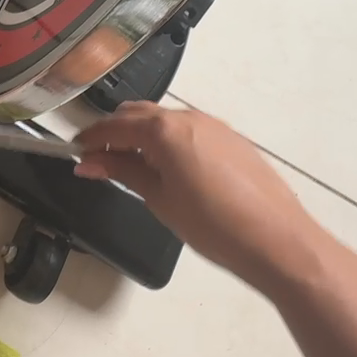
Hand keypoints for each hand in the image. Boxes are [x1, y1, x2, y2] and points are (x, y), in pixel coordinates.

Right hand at [75, 101, 330, 294]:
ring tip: (133, 165)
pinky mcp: (231, 138)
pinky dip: (168, 140)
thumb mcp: (159, 199)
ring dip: (142, 135)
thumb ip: (122, 172)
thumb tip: (89, 161)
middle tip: (99, 160)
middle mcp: (186, 116)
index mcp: (163, 129)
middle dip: (114, 132)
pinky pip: (187, 129)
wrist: (280, 242)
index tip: (75, 154)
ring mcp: (212, 124)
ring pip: (163, 120)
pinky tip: (170, 168)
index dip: (90, 140)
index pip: (113, 127)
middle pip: (137, 114)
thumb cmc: (213, 225)